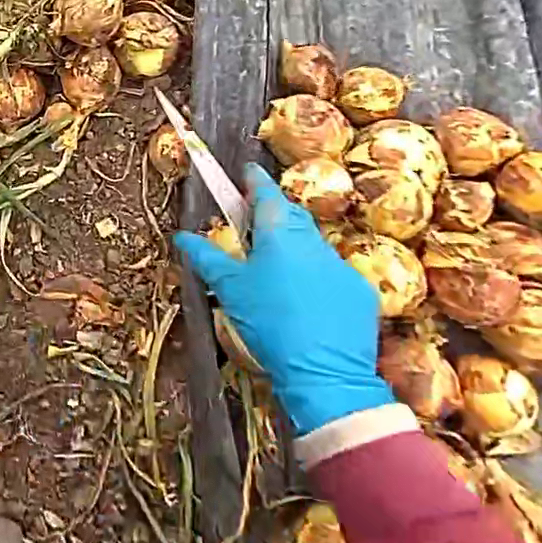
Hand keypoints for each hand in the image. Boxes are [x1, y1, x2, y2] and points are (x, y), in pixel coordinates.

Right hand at [171, 164, 393, 434]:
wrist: (324, 371)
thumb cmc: (268, 321)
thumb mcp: (229, 288)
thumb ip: (206, 257)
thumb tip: (183, 237)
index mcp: (279, 231)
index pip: (265, 191)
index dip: (254, 179)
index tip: (247, 170)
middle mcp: (312, 239)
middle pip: (290, 214)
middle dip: (273, 212)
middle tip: (254, 221)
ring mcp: (339, 263)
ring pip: (312, 243)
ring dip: (294, 247)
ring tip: (276, 269)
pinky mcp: (358, 289)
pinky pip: (332, 272)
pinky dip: (315, 276)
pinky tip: (304, 301)